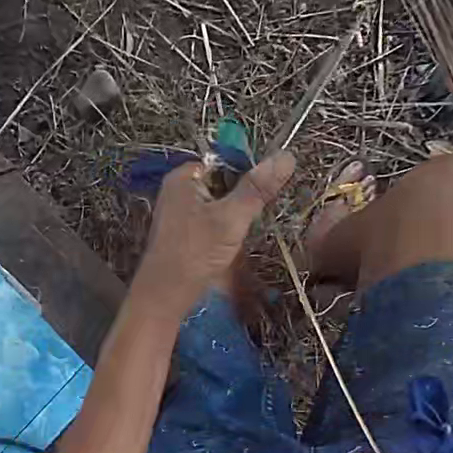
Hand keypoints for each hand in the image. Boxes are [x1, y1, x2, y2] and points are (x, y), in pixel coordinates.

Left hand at [132, 152, 294, 315]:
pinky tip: (228, 246)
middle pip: (222, 183)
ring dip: (234, 217)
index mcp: (183, 177)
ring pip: (218, 205)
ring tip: (240, 234)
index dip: (247, 175)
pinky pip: (210, 222)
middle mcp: (177, 190)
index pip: (224, 161)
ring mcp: (178, 213)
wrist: (165, 296)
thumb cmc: (195, 253)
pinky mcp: (182, 234)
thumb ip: (258, 188)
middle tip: (251, 219)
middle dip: (241, 200)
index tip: (263, 195)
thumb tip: (287, 156)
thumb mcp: (232, 218)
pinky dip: (222, 230)